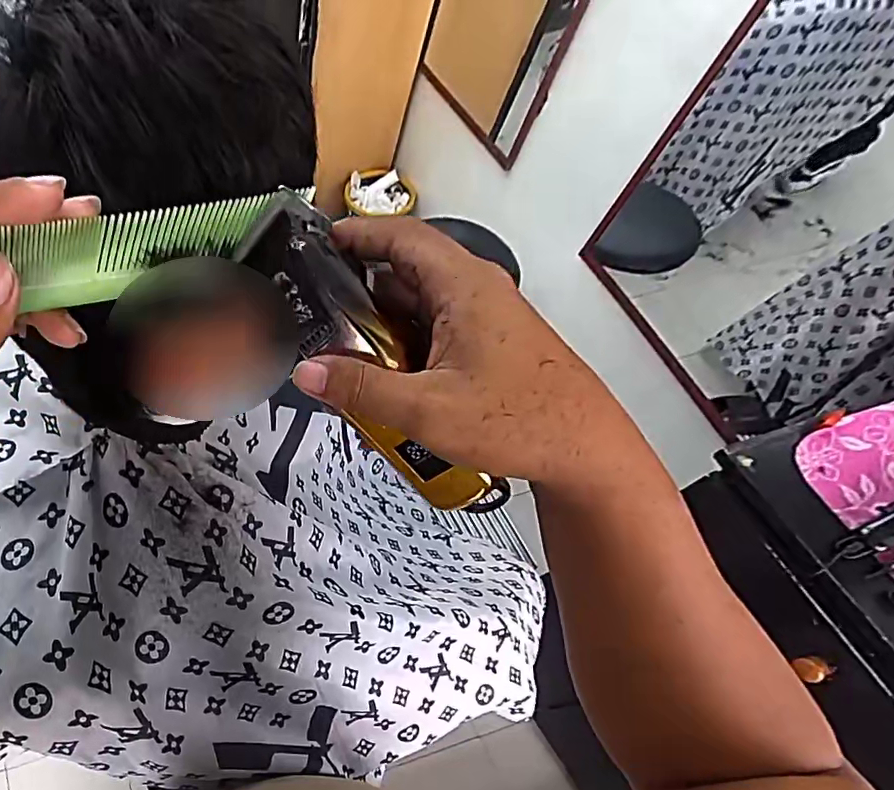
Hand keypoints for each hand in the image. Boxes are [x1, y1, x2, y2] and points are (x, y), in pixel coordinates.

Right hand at [290, 216, 636, 492]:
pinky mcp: (489, 348)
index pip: (402, 237)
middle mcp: (477, 295)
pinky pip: (437, 336)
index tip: (325, 242)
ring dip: (386, 334)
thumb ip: (360, 389)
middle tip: (328, 325)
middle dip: (362, 299)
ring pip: (420, 311)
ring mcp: (485, 321)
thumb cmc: (525, 420)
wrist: (581, 450)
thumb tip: (311, 373)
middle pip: (406, 276)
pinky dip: (409, 353)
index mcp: (464, 288)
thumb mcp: (424, 408)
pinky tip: (396, 389)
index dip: (358, 236)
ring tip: (358, 367)